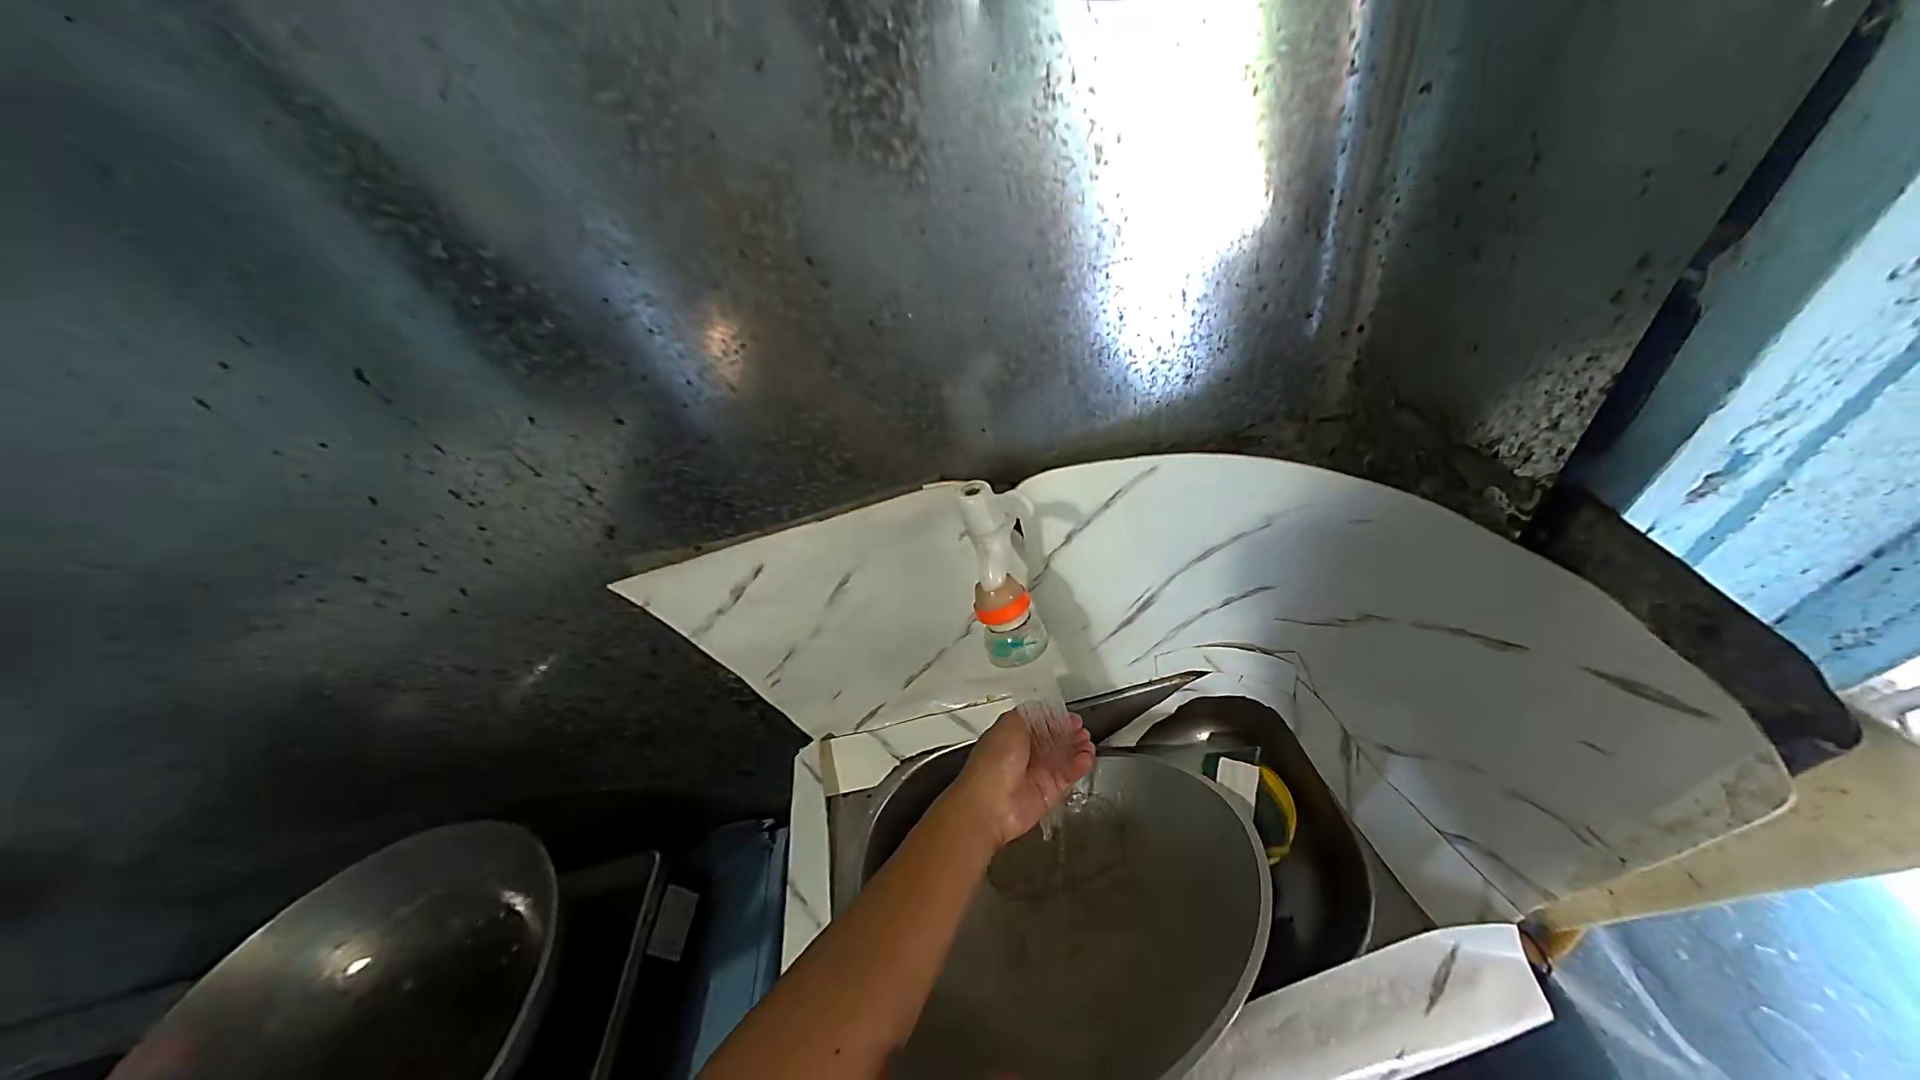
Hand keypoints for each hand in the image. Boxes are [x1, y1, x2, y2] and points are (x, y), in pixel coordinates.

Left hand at [942, 709, 1094, 847]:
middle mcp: (1023, 754)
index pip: (1039, 723)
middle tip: (1082, 731)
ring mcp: (1036, 773)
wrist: (990, 805)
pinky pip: (1067, 776)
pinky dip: (1079, 767)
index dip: (1055, 720)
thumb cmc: (991, 764)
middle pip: (1053, 740)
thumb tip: (1047, 711)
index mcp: (1011, 735)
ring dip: (1077, 749)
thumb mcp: (1010, 724)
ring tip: (1088, 744)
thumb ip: (1031, 715)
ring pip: (1063, 758)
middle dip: (1069, 734)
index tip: (1070, 718)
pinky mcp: (1047, 792)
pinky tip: (1086, 759)